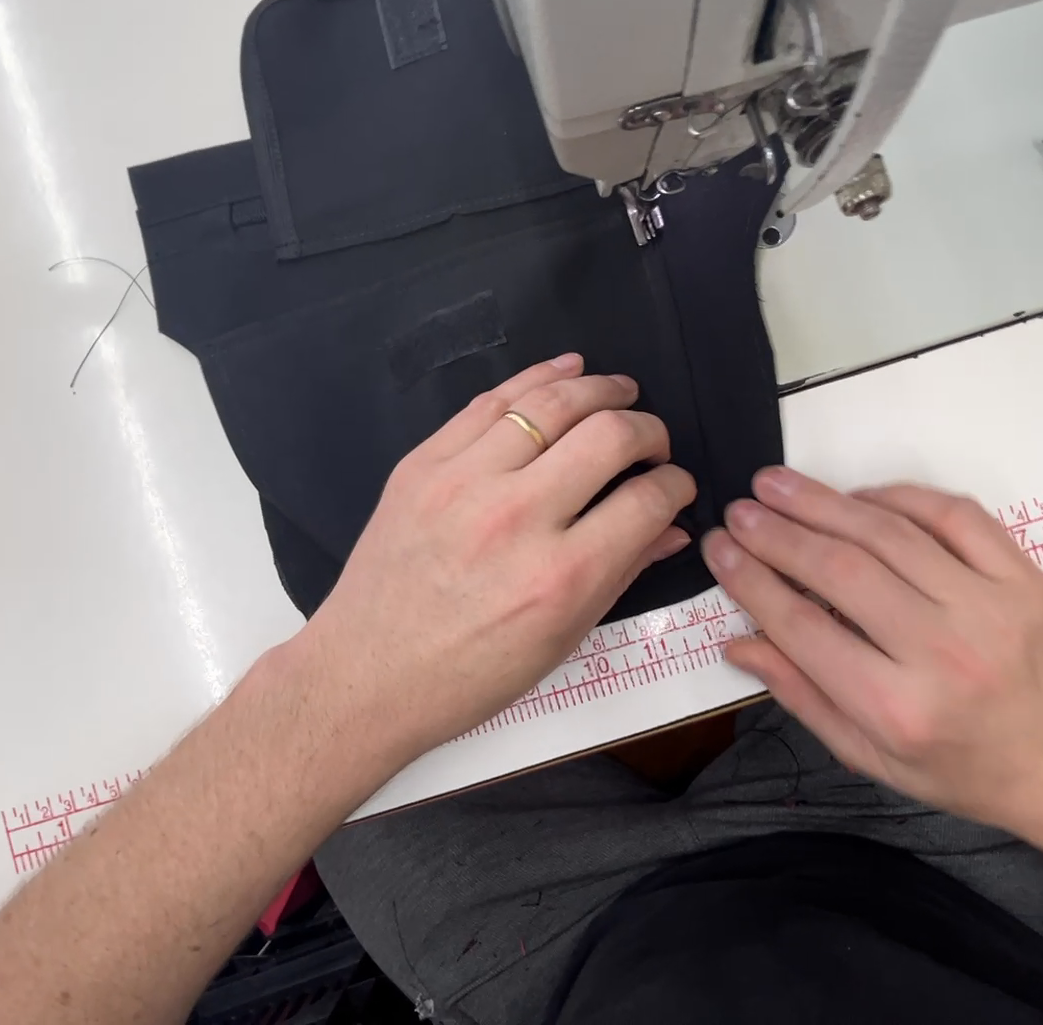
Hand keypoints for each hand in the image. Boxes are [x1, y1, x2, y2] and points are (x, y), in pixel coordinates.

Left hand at [283, 354, 695, 763]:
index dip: (676, 485)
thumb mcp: (561, 639)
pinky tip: (565, 369)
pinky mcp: (423, 464)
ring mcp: (463, 483)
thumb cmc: (472, 674)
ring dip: (599, 388)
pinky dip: (536, 376)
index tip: (675, 485)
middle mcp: (517, 518)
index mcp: (562, 577)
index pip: (647, 501)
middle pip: (608, 436)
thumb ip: (622, 573)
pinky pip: (490, 401)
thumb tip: (672, 527)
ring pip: (551, 402)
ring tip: (620, 389)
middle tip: (654, 441)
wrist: (366, 673)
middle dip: (649, 430)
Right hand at [700, 467, 1042, 836]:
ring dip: (823, 502)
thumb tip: (738, 643)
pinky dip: (897, 495)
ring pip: (888, 534)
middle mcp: (945, 652)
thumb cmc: (957, 768)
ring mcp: (990, 607)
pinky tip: (856, 495)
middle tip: (739, 510)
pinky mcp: (1022, 577)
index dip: (751, 582)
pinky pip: (952, 514)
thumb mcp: (867, 755)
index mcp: (898, 708)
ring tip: (775, 484)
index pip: (802, 627)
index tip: (719, 550)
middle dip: (778, 534)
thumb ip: (800, 694)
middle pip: (841, 571)